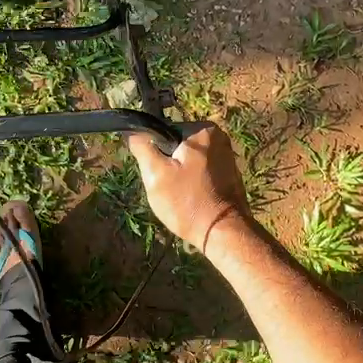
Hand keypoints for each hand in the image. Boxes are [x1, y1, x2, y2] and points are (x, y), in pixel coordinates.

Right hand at [127, 124, 248, 251]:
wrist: (223, 233)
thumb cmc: (187, 202)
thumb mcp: (156, 173)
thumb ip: (142, 147)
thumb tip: (133, 131)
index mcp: (203, 129)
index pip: (165, 133)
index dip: (156, 154)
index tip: (158, 174)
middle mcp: (219, 137)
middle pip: (177, 147)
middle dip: (169, 166)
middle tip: (168, 188)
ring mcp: (227, 156)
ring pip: (189, 161)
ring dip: (181, 176)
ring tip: (181, 196)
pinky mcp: (230, 174)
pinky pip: (202, 173)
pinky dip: (194, 183)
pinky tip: (192, 200)